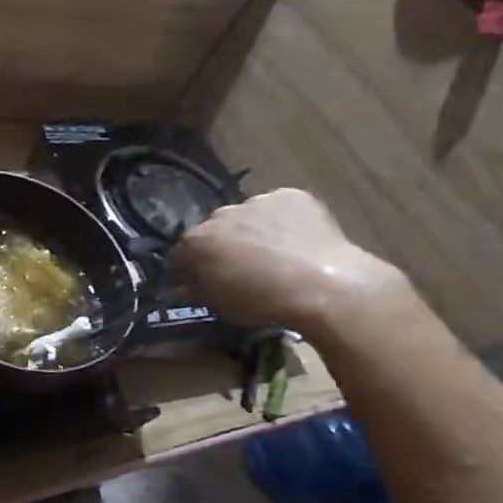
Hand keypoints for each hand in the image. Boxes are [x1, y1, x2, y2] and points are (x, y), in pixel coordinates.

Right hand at [172, 189, 409, 330]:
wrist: (321, 284)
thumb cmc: (262, 302)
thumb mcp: (219, 306)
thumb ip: (197, 289)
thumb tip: (189, 282)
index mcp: (197, 241)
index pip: (181, 252)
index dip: (190, 269)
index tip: (203, 282)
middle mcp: (221, 214)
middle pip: (214, 229)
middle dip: (222, 245)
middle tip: (242, 268)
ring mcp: (257, 201)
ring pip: (247, 216)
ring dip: (252, 230)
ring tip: (274, 255)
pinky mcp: (291, 196)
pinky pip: (278, 208)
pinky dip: (282, 222)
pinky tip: (296, 242)